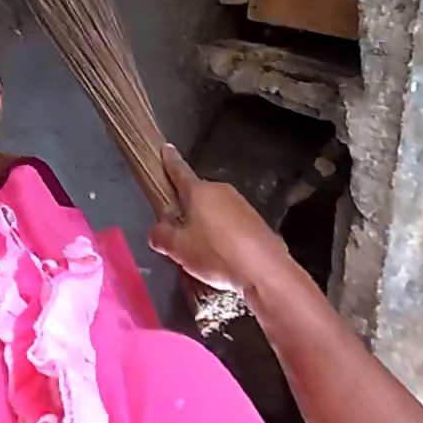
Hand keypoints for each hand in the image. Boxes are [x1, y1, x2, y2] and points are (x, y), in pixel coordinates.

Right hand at [148, 145, 290, 293]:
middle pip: (197, 195)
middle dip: (187, 209)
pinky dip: (225, 235)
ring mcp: (242, 205)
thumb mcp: (178, 249)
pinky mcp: (257, 222)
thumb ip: (161, 236)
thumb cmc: (217, 255)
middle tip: (179, 231)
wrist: (266, 274)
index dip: (169, 160)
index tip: (166, 148)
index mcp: (199, 191)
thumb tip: (156, 232)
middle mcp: (221, 191)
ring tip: (203, 250)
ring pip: (215, 210)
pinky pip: (233, 224)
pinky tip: (224, 256)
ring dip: (207, 224)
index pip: (179, 170)